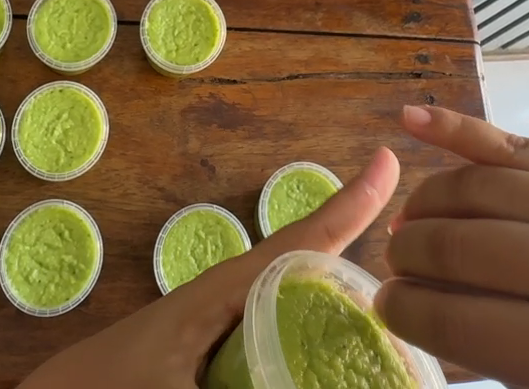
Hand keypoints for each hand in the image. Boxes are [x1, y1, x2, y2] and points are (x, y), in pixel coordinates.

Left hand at [19, 146, 399, 388]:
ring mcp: (220, 322)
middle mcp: (229, 297)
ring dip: (335, 294)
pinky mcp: (212, 350)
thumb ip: (252, 378)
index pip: (302, 239)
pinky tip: (327, 352)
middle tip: (416, 248)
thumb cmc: (112, 388)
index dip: (350, 205)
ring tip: (387, 305)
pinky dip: (305, 326)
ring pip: (293, 298)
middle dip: (355, 244)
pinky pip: (275, 328)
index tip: (388, 161)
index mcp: (225, 291)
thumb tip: (303, 371)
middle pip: (308, 263)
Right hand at [378, 106, 528, 388]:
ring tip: (406, 224)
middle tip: (391, 265)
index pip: (459, 321)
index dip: (407, 314)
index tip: (383, 308)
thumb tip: (426, 331)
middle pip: (456, 248)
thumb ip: (508, 368)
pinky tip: (409, 119)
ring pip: (470, 187)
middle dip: (406, 258)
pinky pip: (508, 142)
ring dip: (422, 203)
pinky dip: (453, 128)